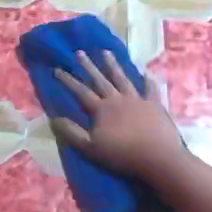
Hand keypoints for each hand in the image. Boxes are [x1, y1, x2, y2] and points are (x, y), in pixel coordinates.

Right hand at [52, 50, 186, 181]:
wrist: (158, 158)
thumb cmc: (122, 155)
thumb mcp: (90, 148)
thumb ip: (71, 133)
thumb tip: (53, 119)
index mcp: (101, 109)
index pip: (81, 91)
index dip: (68, 80)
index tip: (57, 69)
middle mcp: (118, 99)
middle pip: (100, 80)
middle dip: (88, 66)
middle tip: (80, 52)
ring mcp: (138, 100)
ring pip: (122, 79)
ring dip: (113, 65)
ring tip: (106, 52)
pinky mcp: (155, 105)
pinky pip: (150, 89)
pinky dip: (148, 80)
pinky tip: (147, 72)